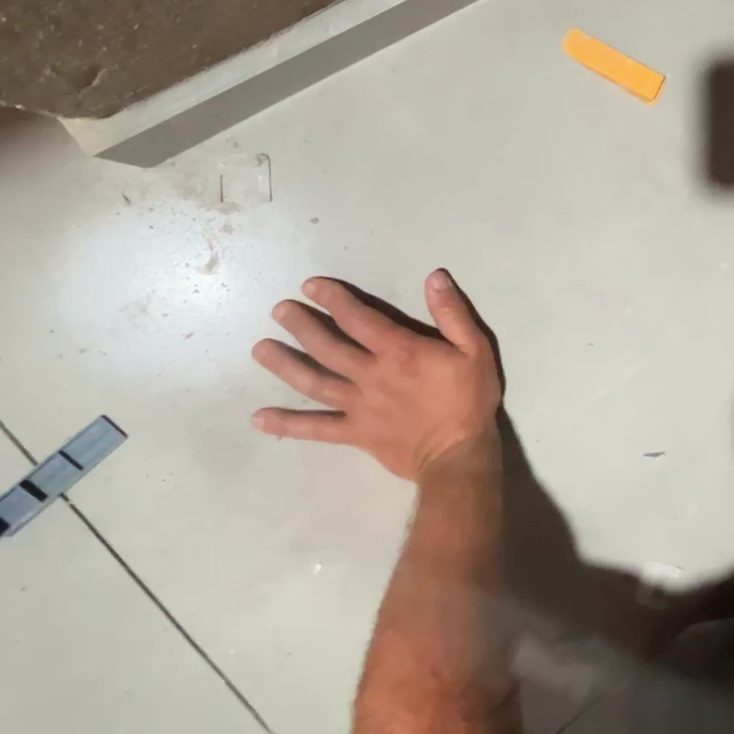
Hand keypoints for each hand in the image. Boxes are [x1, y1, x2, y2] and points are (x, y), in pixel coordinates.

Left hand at [252, 270, 501, 482]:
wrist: (459, 455)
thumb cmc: (468, 400)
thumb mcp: (474, 349)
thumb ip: (453, 313)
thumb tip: (434, 277)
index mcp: (399, 352)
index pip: (359, 319)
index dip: (334, 299)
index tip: (310, 286)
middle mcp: (370, 375)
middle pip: (328, 347)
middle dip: (301, 325)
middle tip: (278, 310)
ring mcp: (358, 407)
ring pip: (314, 382)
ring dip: (285, 365)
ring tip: (260, 349)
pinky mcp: (355, 434)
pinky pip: (317, 428)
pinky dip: (287, 424)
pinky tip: (259, 418)